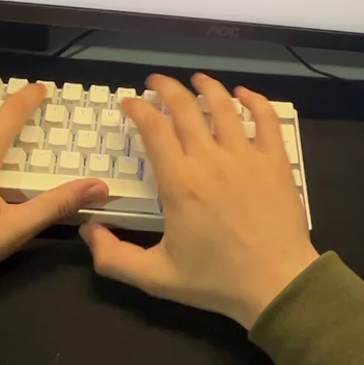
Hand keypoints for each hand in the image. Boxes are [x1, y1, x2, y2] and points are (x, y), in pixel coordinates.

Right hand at [79, 73, 316, 328]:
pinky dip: (254, 100)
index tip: (129, 103)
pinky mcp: (275, 161)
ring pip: (224, 106)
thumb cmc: (216, 281)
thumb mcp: (156, 277)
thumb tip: (87, 230)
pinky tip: (243, 94)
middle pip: (185, 107)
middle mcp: (210, 160)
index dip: (138, 108)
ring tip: (196, 79)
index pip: (153, 127)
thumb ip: (114, 257)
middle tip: (156, 83)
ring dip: (207, 86)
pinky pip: (266, 119)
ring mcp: (246, 156)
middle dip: (166, 88)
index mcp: (179, 182)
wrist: (277, 285)